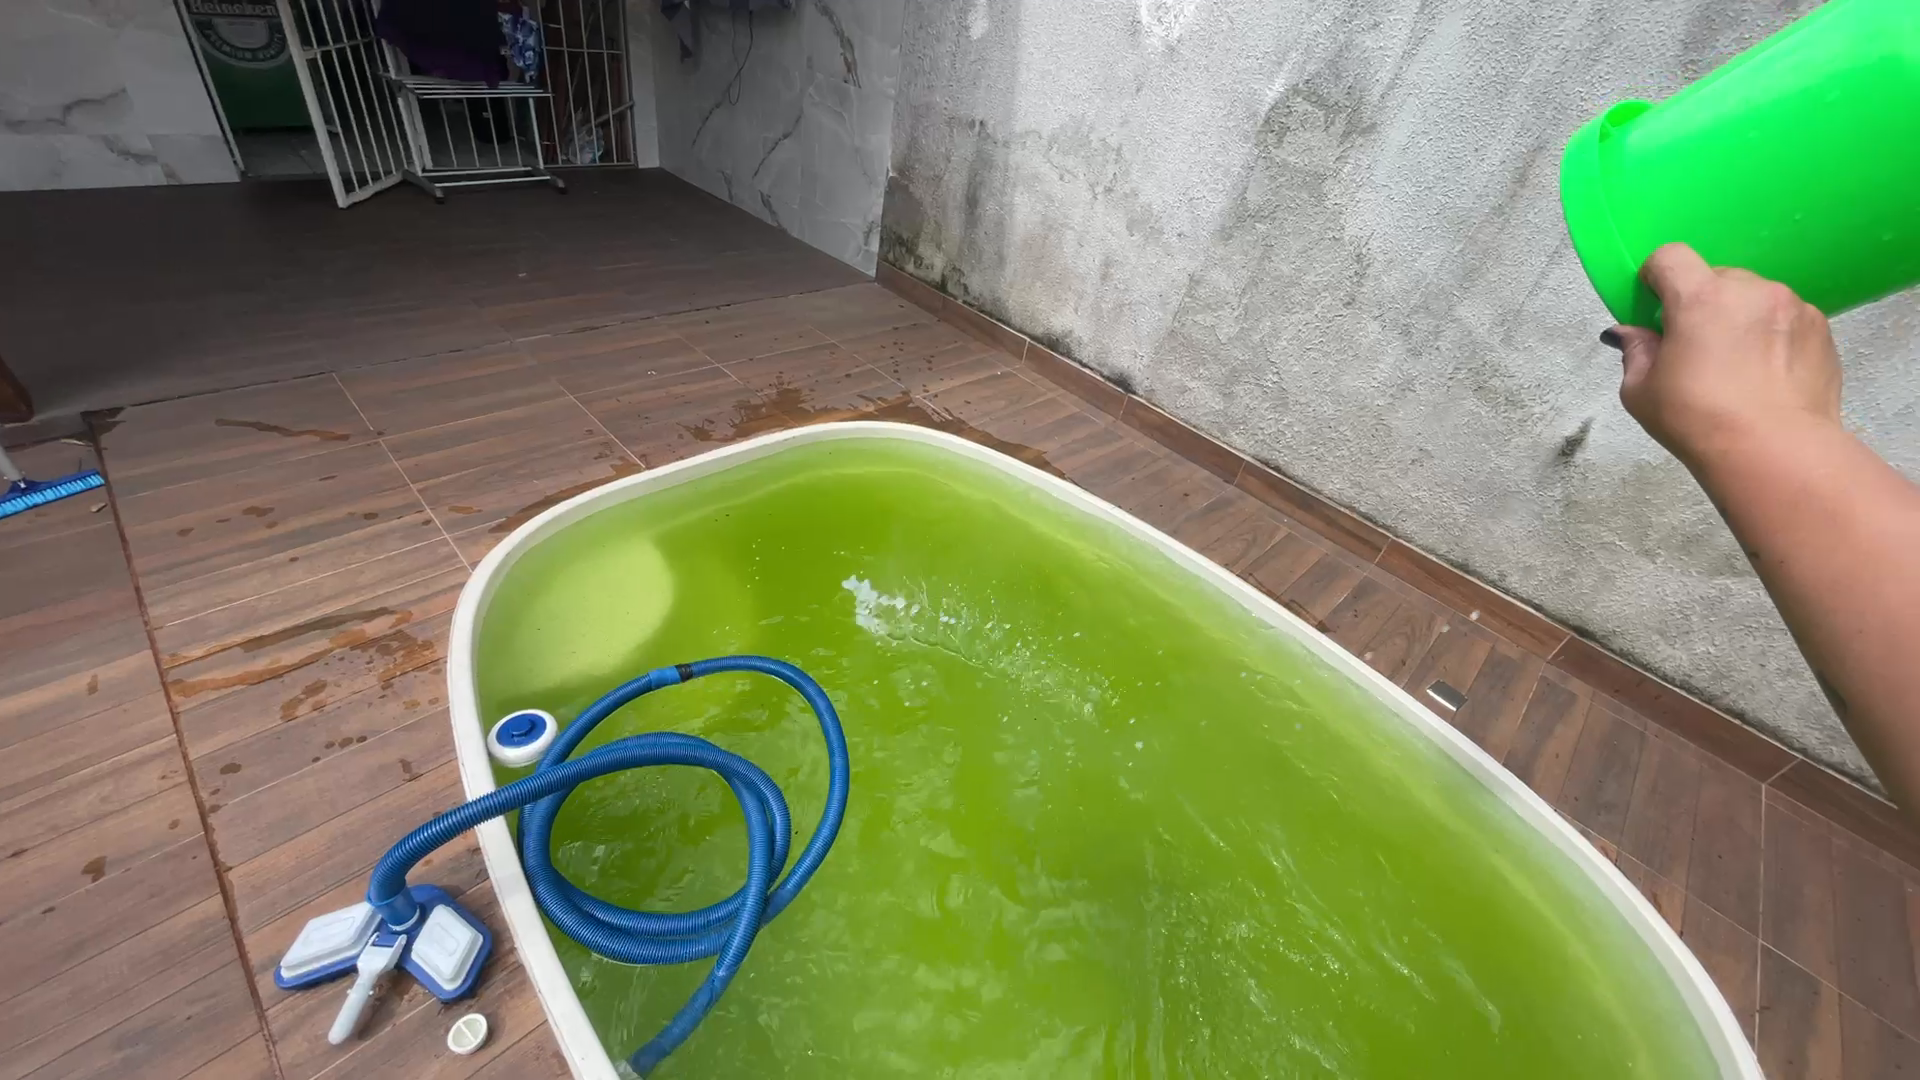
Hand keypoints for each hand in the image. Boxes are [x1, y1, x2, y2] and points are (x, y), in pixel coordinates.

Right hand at [1609, 243, 1842, 471]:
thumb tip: (1629, 333)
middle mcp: (1751, 291)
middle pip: (1713, 276)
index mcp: (1700, 300)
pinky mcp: (1819, 326)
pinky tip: (1754, 370)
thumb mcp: (1638, 387)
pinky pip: (1780, 316)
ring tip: (1724, 360)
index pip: (1671, 257)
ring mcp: (1793, 306)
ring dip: (1731, 315)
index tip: (1649, 305)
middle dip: (1695, 300)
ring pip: (1749, 296)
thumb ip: (1635, 349)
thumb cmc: (1693, 416)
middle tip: (1684, 342)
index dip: (1653, 276)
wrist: (1771, 444)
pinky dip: (1762, 332)